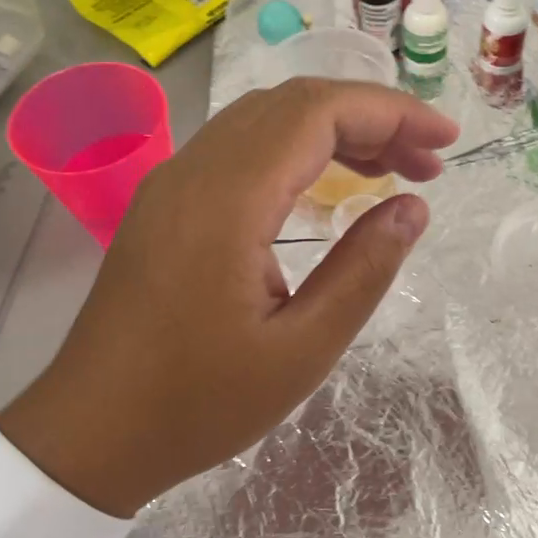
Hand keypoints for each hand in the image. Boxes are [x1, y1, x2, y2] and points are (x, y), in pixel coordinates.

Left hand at [0, 79, 459, 517]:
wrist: (91, 433)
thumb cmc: (199, 405)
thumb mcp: (302, 350)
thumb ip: (364, 270)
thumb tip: (412, 207)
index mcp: (227, 201)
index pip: (317, 113)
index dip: (390, 112)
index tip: (446, 139)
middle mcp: (194, 171)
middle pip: (292, 104)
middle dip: (370, 117)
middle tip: (429, 162)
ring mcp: (172, 183)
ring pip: (263, 121)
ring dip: (333, 130)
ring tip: (393, 169)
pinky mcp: (165, 204)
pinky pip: (239, 149)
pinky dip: (295, 150)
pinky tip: (327, 187)